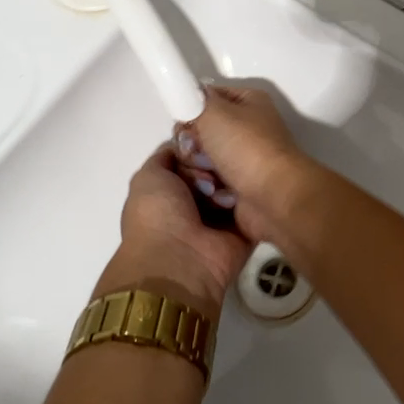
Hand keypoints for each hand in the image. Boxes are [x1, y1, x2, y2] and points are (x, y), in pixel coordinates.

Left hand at [95, 143, 249, 317]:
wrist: (180, 260)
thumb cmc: (158, 215)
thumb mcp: (149, 177)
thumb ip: (166, 155)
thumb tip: (183, 144)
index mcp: (173, 191)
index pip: (194, 156)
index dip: (198, 148)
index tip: (202, 145)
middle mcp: (198, 201)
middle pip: (217, 167)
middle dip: (218, 162)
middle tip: (215, 170)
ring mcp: (224, 214)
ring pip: (237, 182)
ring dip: (234, 178)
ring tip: (228, 184)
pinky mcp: (246, 226)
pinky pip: (255, 202)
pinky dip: (255, 194)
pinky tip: (255, 184)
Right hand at [173, 84, 316, 244]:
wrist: (274, 195)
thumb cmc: (246, 147)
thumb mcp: (215, 112)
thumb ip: (194, 99)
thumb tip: (188, 96)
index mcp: (246, 102)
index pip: (205, 98)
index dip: (190, 112)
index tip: (186, 126)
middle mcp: (245, 126)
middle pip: (197, 132)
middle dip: (191, 146)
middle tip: (197, 154)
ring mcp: (240, 157)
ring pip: (198, 159)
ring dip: (198, 170)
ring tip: (210, 178)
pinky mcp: (235, 184)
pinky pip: (206, 181)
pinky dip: (208, 187)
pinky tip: (216, 191)